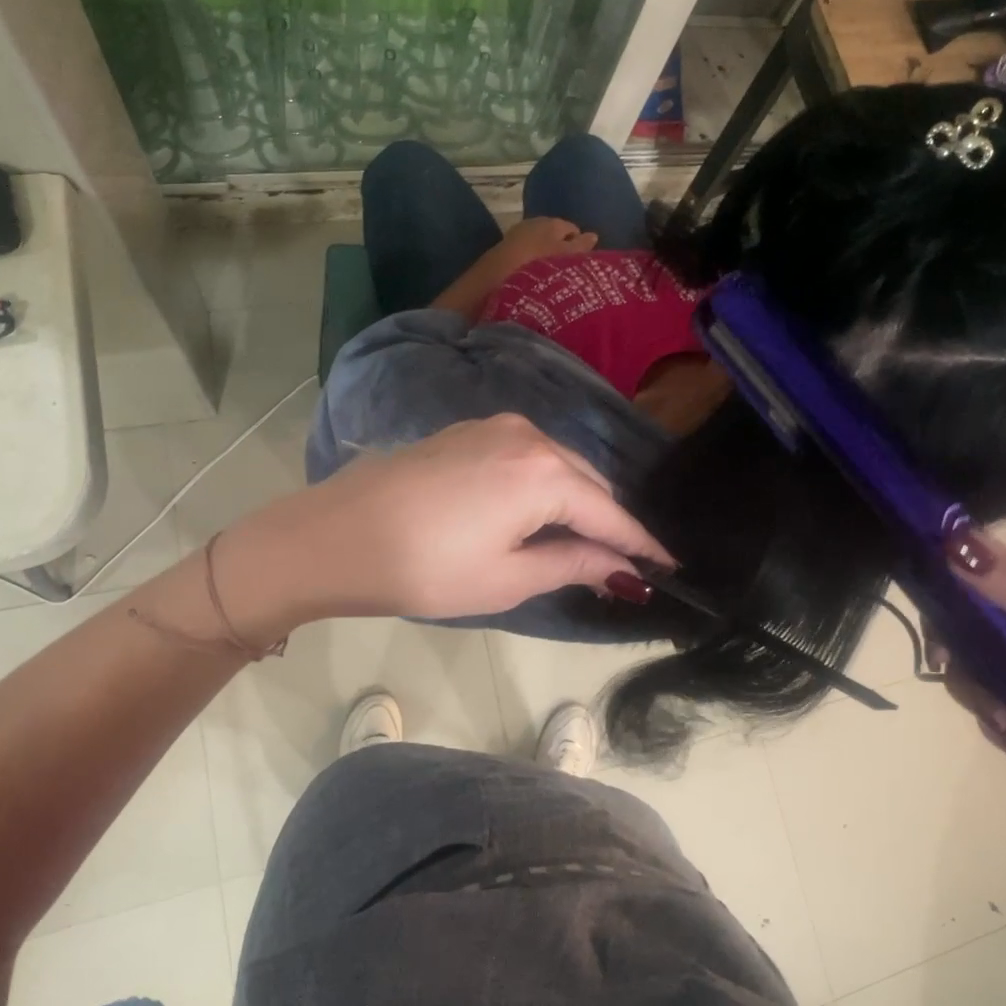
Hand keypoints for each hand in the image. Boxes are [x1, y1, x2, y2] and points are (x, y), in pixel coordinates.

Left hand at [208, 415, 670, 645]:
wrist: (335, 535)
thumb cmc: (425, 568)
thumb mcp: (507, 578)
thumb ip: (572, 564)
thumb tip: (621, 567)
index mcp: (544, 473)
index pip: (610, 513)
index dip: (640, 544)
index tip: (670, 566)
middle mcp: (528, 436)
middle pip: (587, 481)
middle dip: (609, 521)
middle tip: (625, 562)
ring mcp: (493, 427)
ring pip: (557, 464)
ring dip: (575, 500)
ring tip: (585, 541)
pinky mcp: (466, 431)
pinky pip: (525, 456)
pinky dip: (543, 484)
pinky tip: (537, 511)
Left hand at [496, 216, 597, 268]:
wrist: (499, 275)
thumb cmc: (541, 264)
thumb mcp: (567, 256)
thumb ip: (581, 246)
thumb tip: (593, 235)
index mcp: (555, 222)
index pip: (573, 229)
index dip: (578, 244)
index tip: (580, 262)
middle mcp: (536, 222)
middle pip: (554, 233)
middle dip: (560, 247)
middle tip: (565, 269)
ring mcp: (518, 232)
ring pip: (539, 241)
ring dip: (544, 253)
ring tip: (548, 273)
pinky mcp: (505, 246)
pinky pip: (525, 250)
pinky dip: (531, 258)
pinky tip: (531, 273)